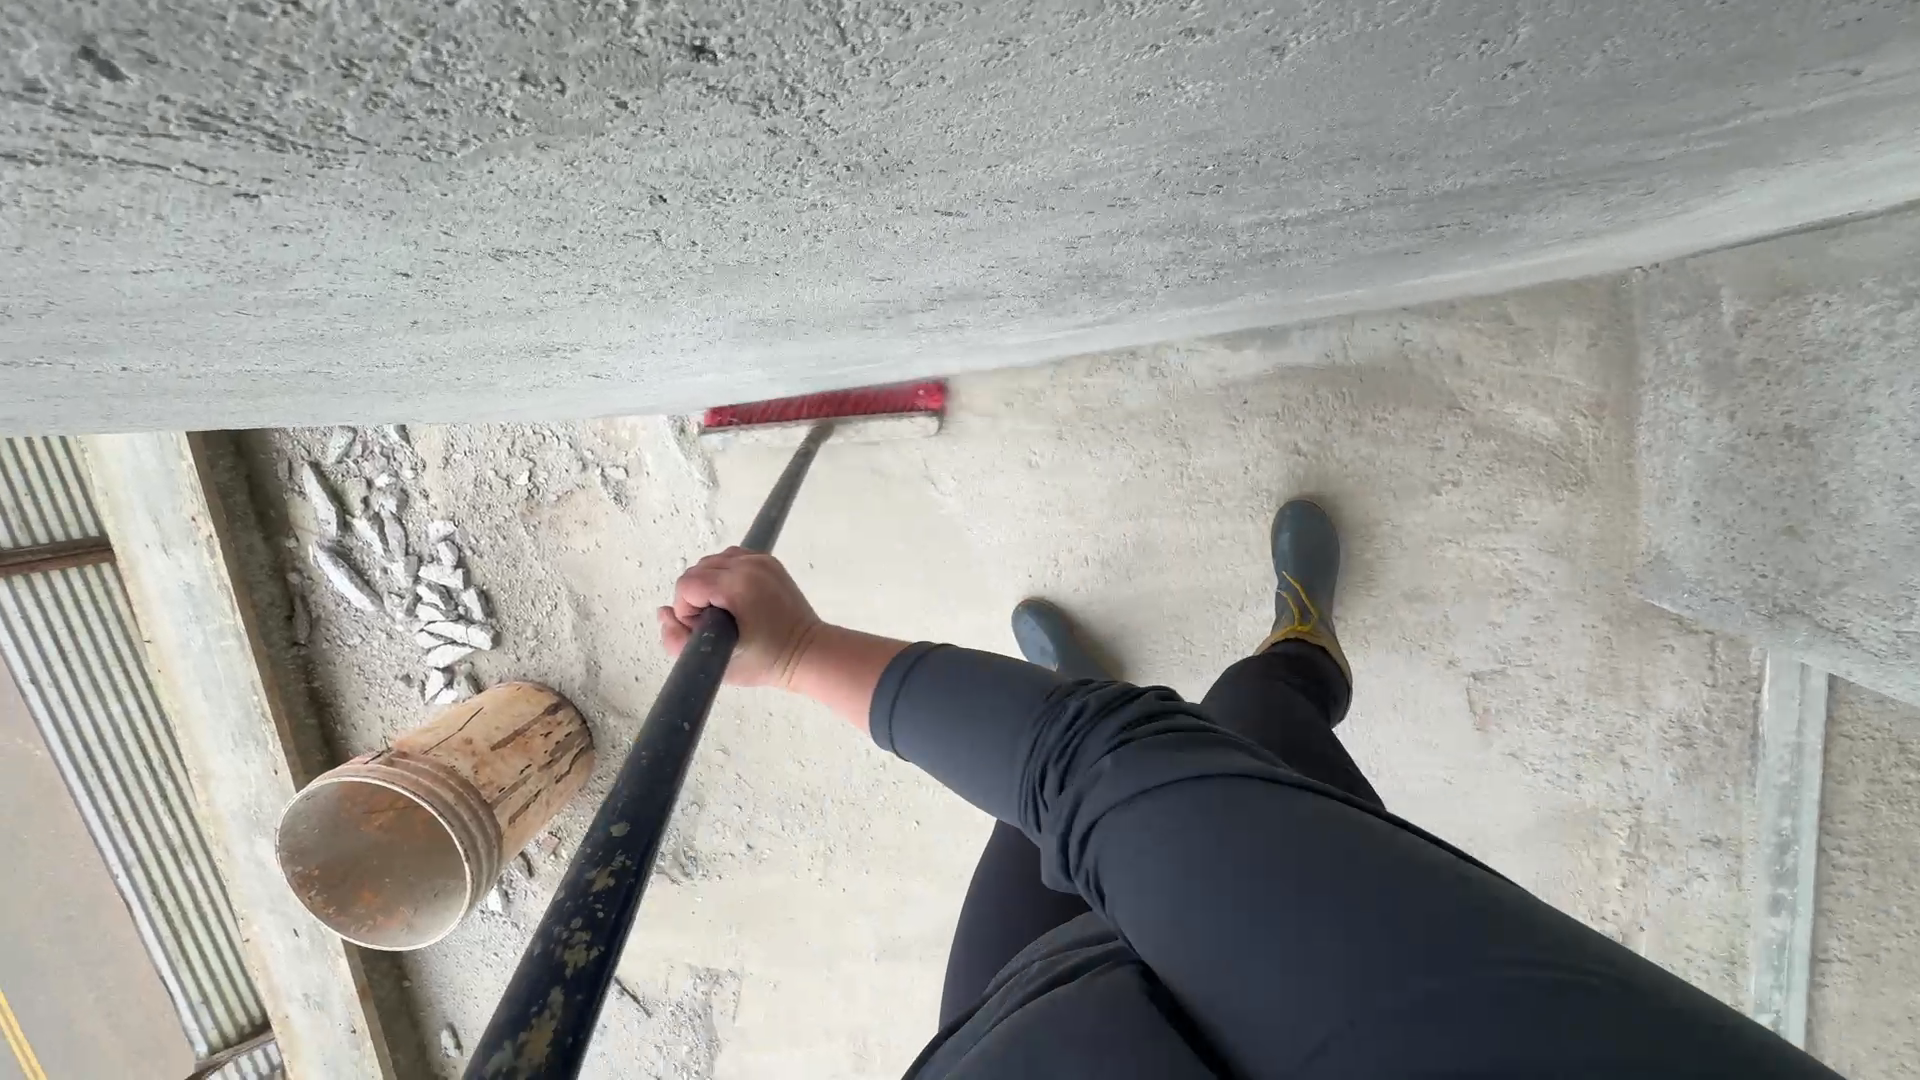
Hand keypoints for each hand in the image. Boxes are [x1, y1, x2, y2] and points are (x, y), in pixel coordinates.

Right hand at [657, 548, 823, 687]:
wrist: (807, 652)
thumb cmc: (764, 662)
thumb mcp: (714, 661)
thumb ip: (677, 641)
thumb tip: (664, 612)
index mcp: (737, 585)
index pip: (687, 584)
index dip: (687, 610)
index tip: (707, 629)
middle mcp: (750, 566)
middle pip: (698, 570)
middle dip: (697, 597)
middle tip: (717, 624)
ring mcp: (762, 561)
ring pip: (714, 561)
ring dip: (710, 584)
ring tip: (727, 611)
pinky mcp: (770, 562)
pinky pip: (733, 558)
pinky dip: (726, 574)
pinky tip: (736, 599)